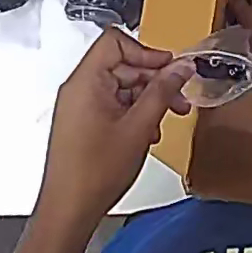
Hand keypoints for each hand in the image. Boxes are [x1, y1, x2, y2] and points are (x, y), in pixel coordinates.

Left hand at [39, 28, 192, 229]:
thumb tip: (181, 67)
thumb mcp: (140, 126)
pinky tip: (150, 131)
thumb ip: (163, 91)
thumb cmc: (95, 173)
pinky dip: (137, 111)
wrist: (69, 210)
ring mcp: (81, 106)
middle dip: (155, 79)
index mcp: (86, 82)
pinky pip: (115, 103)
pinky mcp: (85, 121)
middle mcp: (79, 89)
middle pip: (123, 64)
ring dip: (150, 97)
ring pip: (123, 86)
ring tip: (170, 116)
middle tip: (180, 97)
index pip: (116, 42)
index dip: (147, 52)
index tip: (171, 69)